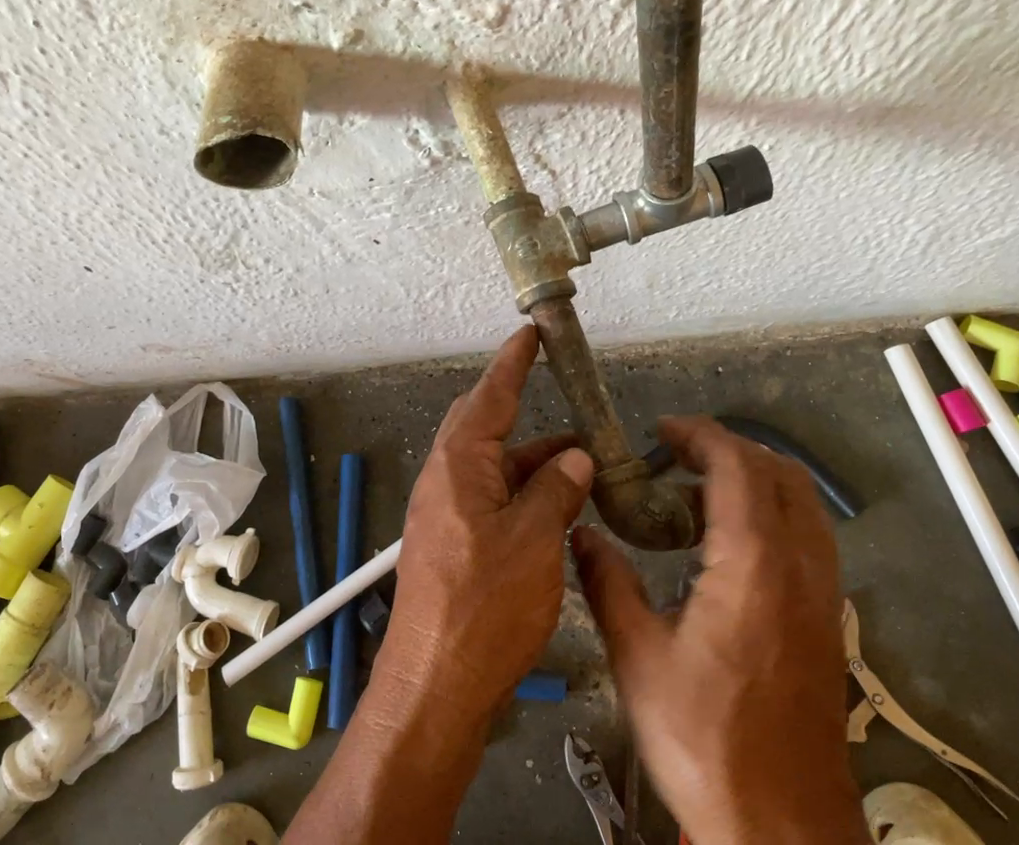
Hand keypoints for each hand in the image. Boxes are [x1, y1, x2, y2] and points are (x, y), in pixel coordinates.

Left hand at [373, 325, 594, 726]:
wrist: (436, 683)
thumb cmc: (486, 605)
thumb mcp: (535, 541)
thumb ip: (557, 491)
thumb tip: (574, 457)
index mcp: (458, 467)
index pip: (487, 397)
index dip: (512, 364)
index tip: (528, 334)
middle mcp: (444, 483)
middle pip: (482, 429)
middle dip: (520, 409)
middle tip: (557, 393)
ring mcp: (444, 517)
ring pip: (491, 470)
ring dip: (531, 462)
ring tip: (582, 463)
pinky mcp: (451, 548)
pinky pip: (490, 502)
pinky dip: (522, 496)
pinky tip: (557, 509)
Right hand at [571, 416, 864, 844]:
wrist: (780, 822)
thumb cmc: (703, 737)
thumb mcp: (638, 658)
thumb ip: (609, 584)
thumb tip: (582, 534)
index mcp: (752, 566)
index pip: (738, 468)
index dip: (701, 436)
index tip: (661, 430)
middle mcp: (800, 568)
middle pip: (781, 475)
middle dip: (729, 450)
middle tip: (674, 457)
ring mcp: (823, 596)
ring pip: (802, 506)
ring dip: (754, 482)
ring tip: (694, 498)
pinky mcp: (827, 622)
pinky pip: (808, 540)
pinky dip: (771, 517)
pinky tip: (724, 550)